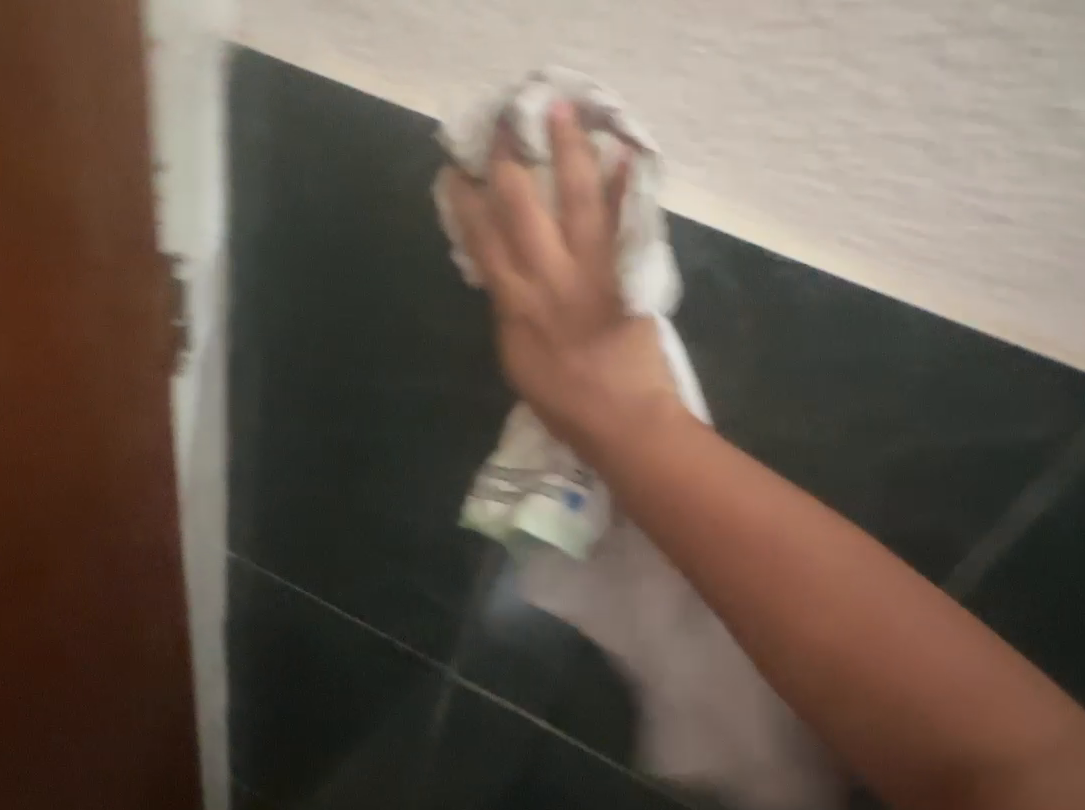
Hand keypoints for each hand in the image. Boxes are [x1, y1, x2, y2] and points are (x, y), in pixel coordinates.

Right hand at [439, 102, 682, 456]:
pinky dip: (627, 186)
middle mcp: (547, 277)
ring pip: (574, 200)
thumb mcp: (520, 363)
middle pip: (520, 207)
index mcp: (514, 305)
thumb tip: (509, 283)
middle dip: (507, 160)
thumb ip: (513, 317)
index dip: (466, 202)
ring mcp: (590, 271)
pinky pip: (625, 221)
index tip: (457, 172)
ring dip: (567, 151)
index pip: (482, 241)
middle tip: (503, 123)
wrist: (622, 422)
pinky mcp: (627, 274)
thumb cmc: (566, 406)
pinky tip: (625, 153)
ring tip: (561, 112)